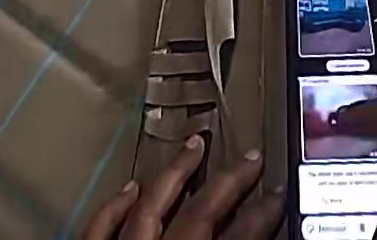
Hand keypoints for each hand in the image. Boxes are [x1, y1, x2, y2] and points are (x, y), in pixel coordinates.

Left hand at [81, 135, 284, 239]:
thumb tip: (254, 235)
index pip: (237, 238)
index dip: (261, 213)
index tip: (277, 193)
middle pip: (199, 213)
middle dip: (229, 182)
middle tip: (250, 155)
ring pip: (150, 206)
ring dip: (175, 174)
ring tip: (193, 146)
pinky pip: (99, 229)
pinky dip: (115, 206)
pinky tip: (127, 186)